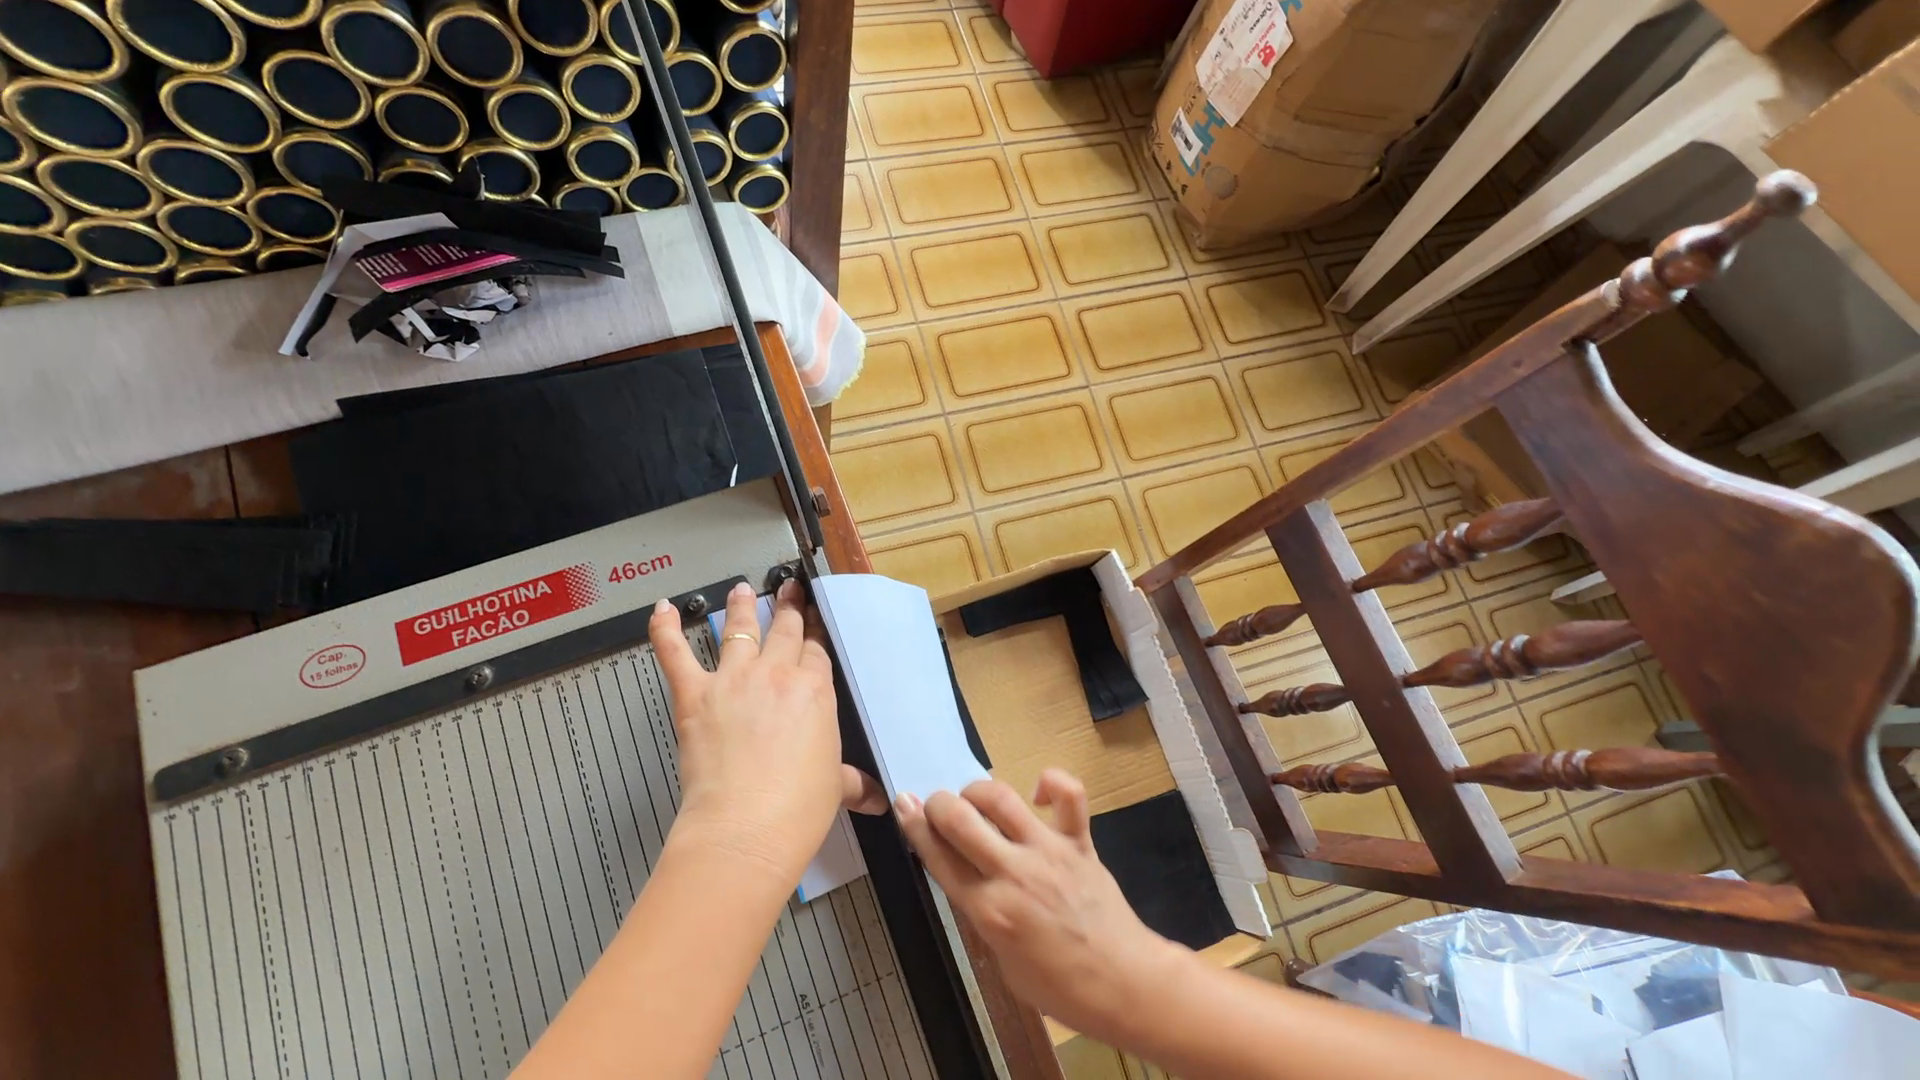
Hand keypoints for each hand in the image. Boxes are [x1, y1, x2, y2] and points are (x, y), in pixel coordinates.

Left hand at [651, 580, 884, 883]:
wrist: (747, 825)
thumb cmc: (797, 809)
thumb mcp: (835, 788)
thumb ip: (854, 783)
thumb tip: (877, 799)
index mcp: (815, 691)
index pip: (816, 650)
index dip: (815, 630)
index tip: (814, 617)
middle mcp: (777, 675)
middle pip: (784, 629)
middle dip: (788, 606)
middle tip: (789, 589)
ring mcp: (734, 679)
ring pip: (739, 629)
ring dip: (740, 606)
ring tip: (741, 589)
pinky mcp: (695, 694)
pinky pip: (675, 653)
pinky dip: (665, 629)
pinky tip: (662, 610)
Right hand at [894, 770, 1187, 1039]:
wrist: (1124, 983)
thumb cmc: (1059, 987)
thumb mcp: (1002, 961)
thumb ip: (982, 914)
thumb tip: (967, 878)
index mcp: (989, 911)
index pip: (939, 857)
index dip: (914, 826)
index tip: (903, 805)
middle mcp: (1013, 873)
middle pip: (960, 819)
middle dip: (938, 803)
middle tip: (937, 806)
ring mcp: (1048, 852)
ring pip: (1002, 798)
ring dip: (978, 790)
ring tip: (975, 799)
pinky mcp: (1080, 841)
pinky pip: (1069, 795)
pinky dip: (1052, 782)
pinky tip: (1038, 792)